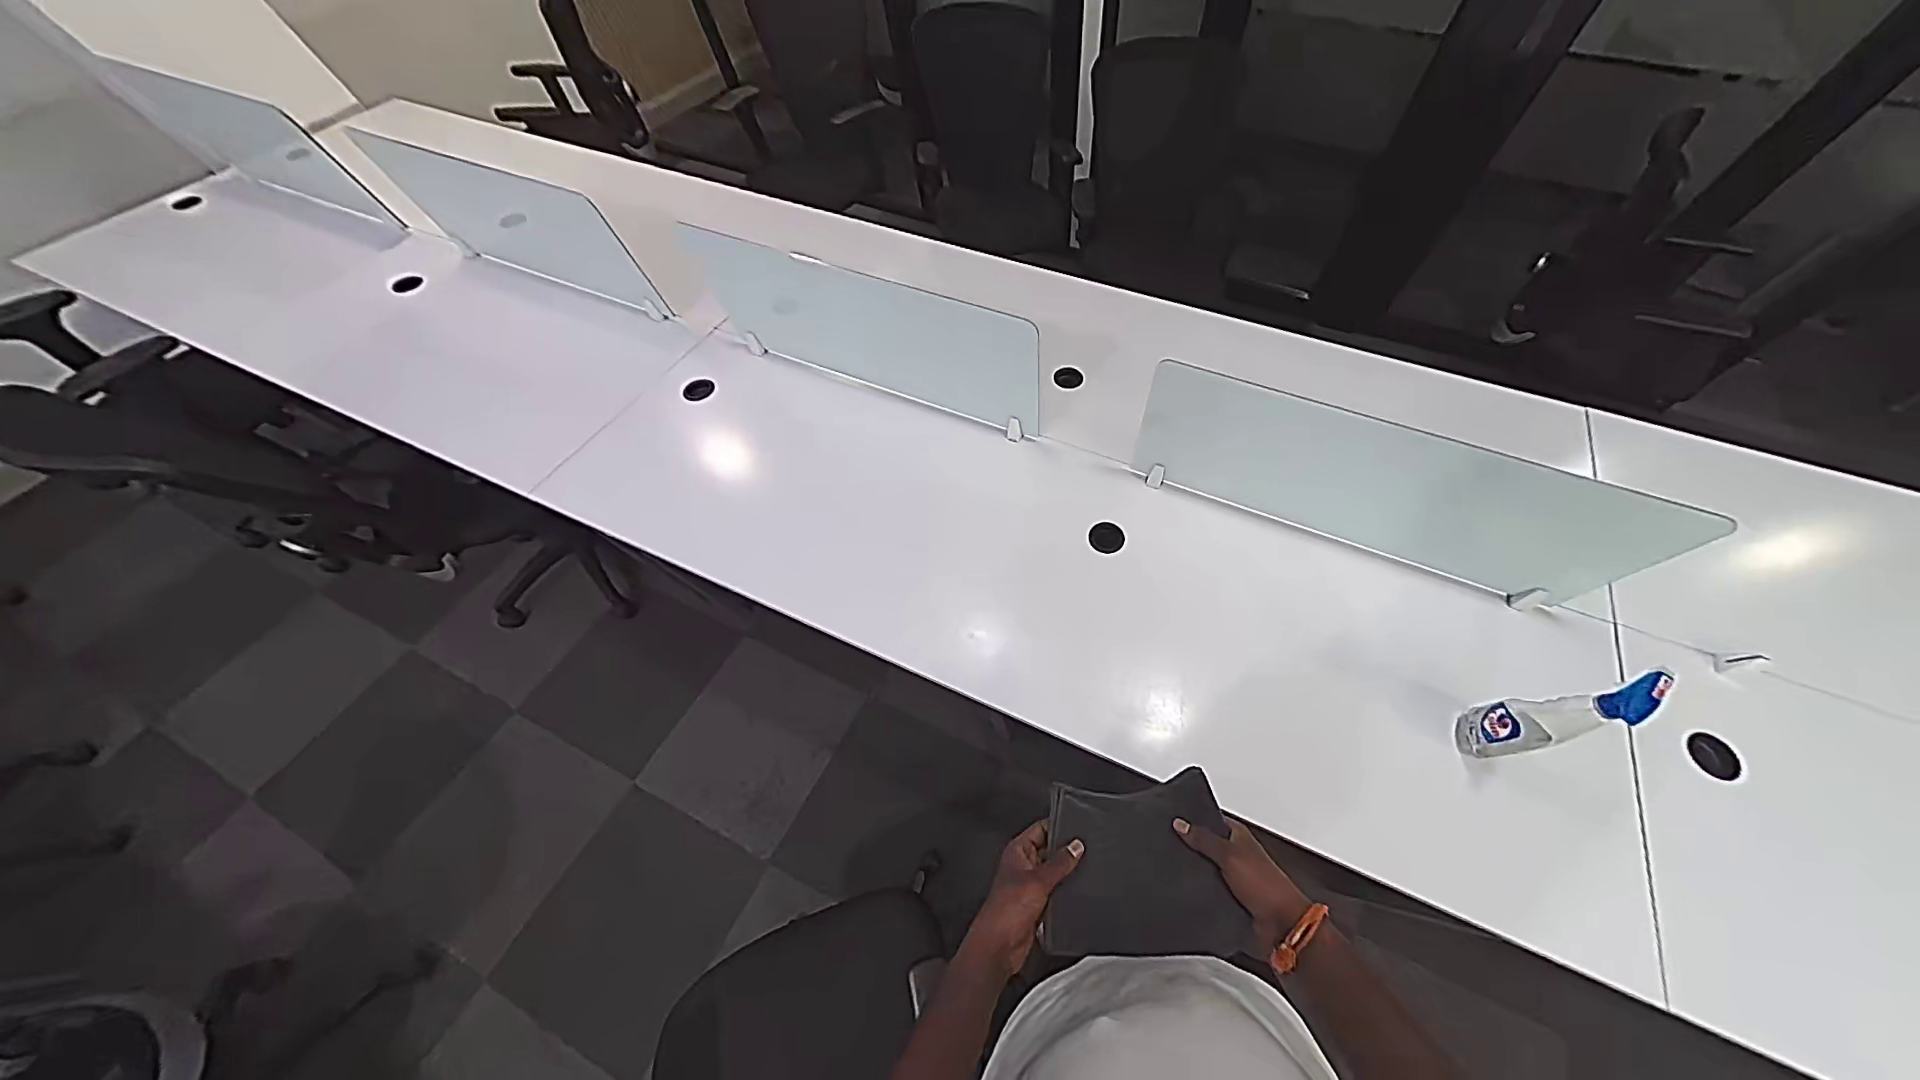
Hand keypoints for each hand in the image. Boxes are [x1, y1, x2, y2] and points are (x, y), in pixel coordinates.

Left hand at [960, 821, 1081, 977]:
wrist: (999, 946)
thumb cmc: (1006, 910)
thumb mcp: (1037, 880)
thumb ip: (1059, 863)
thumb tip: (1075, 846)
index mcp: (1018, 851)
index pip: (1040, 828)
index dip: (1057, 826)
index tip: (1077, 827)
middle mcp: (1023, 865)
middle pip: (1049, 850)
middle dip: (1065, 851)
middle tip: (1087, 849)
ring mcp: (1030, 884)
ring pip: (1054, 872)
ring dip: (1066, 873)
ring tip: (1086, 869)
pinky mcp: (1038, 903)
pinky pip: (1056, 891)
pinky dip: (1065, 891)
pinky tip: (1078, 891)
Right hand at [1175, 816, 1312, 951]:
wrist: (1281, 926)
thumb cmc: (1265, 886)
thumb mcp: (1230, 855)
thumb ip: (1204, 839)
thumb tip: (1181, 824)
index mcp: (1237, 836)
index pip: (1210, 820)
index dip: (1193, 819)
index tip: (1173, 818)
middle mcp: (1234, 853)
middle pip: (1205, 844)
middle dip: (1189, 846)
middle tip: (1167, 843)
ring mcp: (1231, 876)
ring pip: (1204, 867)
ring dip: (1193, 870)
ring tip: (1172, 865)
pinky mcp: (1228, 896)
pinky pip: (1206, 888)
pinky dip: (1197, 888)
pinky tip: (1184, 886)